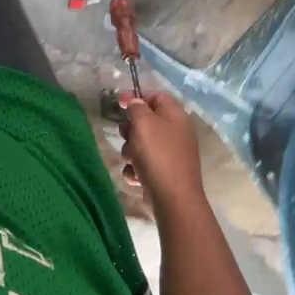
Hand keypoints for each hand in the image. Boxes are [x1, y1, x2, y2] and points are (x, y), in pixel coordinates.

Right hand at [118, 91, 208, 215]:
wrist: (173, 198)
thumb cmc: (158, 155)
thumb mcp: (144, 123)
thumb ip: (136, 107)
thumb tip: (135, 102)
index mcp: (176, 117)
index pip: (156, 96)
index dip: (137, 96)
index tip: (118, 102)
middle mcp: (175, 133)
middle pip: (146, 121)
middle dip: (130, 129)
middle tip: (127, 136)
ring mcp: (170, 154)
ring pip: (140, 143)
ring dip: (130, 151)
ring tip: (132, 161)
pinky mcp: (163, 172)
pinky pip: (143, 163)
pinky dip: (136, 168)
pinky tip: (136, 176)